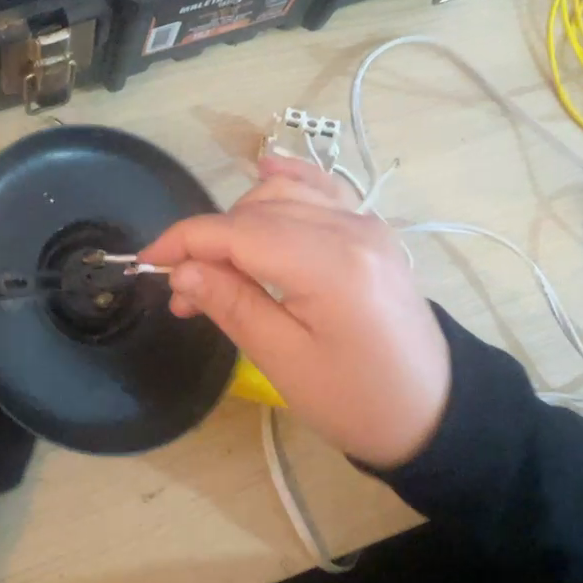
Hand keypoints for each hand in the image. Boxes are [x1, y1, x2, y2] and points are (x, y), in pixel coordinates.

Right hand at [138, 155, 451, 469]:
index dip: (185, 241)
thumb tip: (181, 271)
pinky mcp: (370, 230)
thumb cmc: (358, 402)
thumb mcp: (287, 363)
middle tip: (184, 294)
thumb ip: (233, 305)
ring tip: (217, 267)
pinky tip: (264, 168)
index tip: (146, 262)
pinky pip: (320, 188)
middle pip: (255, 212)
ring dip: (238, 220)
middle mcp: (350, 228)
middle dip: (208, 243)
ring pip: (281, 194)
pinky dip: (287, 179)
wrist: (436, 414)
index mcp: (331, 265)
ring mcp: (365, 223)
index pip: (238, 232)